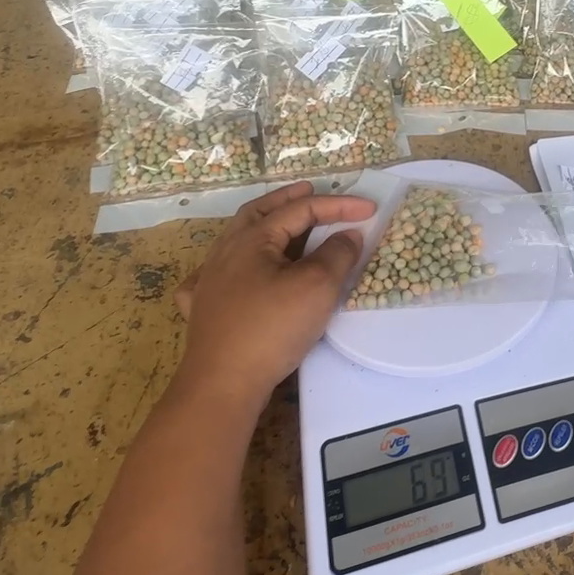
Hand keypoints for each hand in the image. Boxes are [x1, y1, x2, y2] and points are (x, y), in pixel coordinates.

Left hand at [170, 182, 372, 401]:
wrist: (221, 385)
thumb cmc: (272, 329)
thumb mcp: (317, 287)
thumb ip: (337, 254)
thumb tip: (348, 235)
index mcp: (253, 239)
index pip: (302, 210)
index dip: (338, 205)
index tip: (369, 210)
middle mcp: (227, 252)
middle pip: (259, 212)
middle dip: (288, 199)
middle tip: (310, 189)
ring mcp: (210, 282)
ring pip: (237, 238)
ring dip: (264, 224)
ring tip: (284, 223)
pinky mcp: (203, 310)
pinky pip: (212, 275)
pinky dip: (229, 264)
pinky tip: (233, 273)